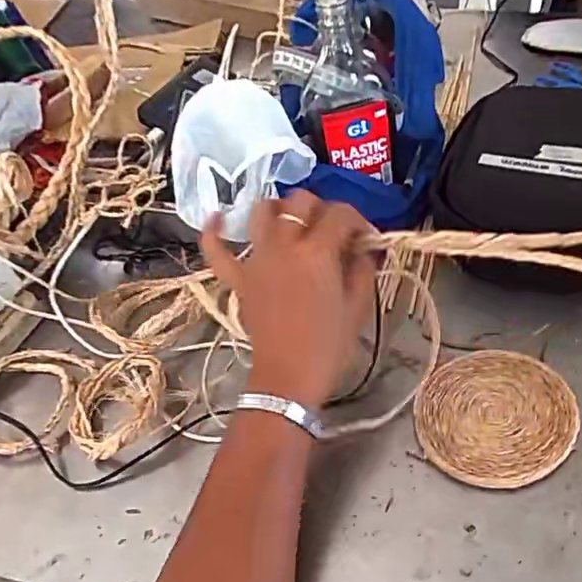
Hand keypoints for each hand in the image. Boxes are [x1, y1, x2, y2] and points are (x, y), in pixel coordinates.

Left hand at [200, 190, 377, 409]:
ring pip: (262, 211)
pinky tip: (218, 217)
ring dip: (280, 208)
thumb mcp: (358, 307)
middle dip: (322, 209)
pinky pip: (218, 249)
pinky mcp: (239, 278)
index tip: (366, 236)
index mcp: (318, 253)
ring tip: (293, 223)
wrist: (289, 379)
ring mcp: (256, 260)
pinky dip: (215, 230)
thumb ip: (363, 269)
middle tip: (334, 231)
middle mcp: (284, 246)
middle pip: (301, 203)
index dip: (359, 220)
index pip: (341, 215)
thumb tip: (363, 248)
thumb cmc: (329, 347)